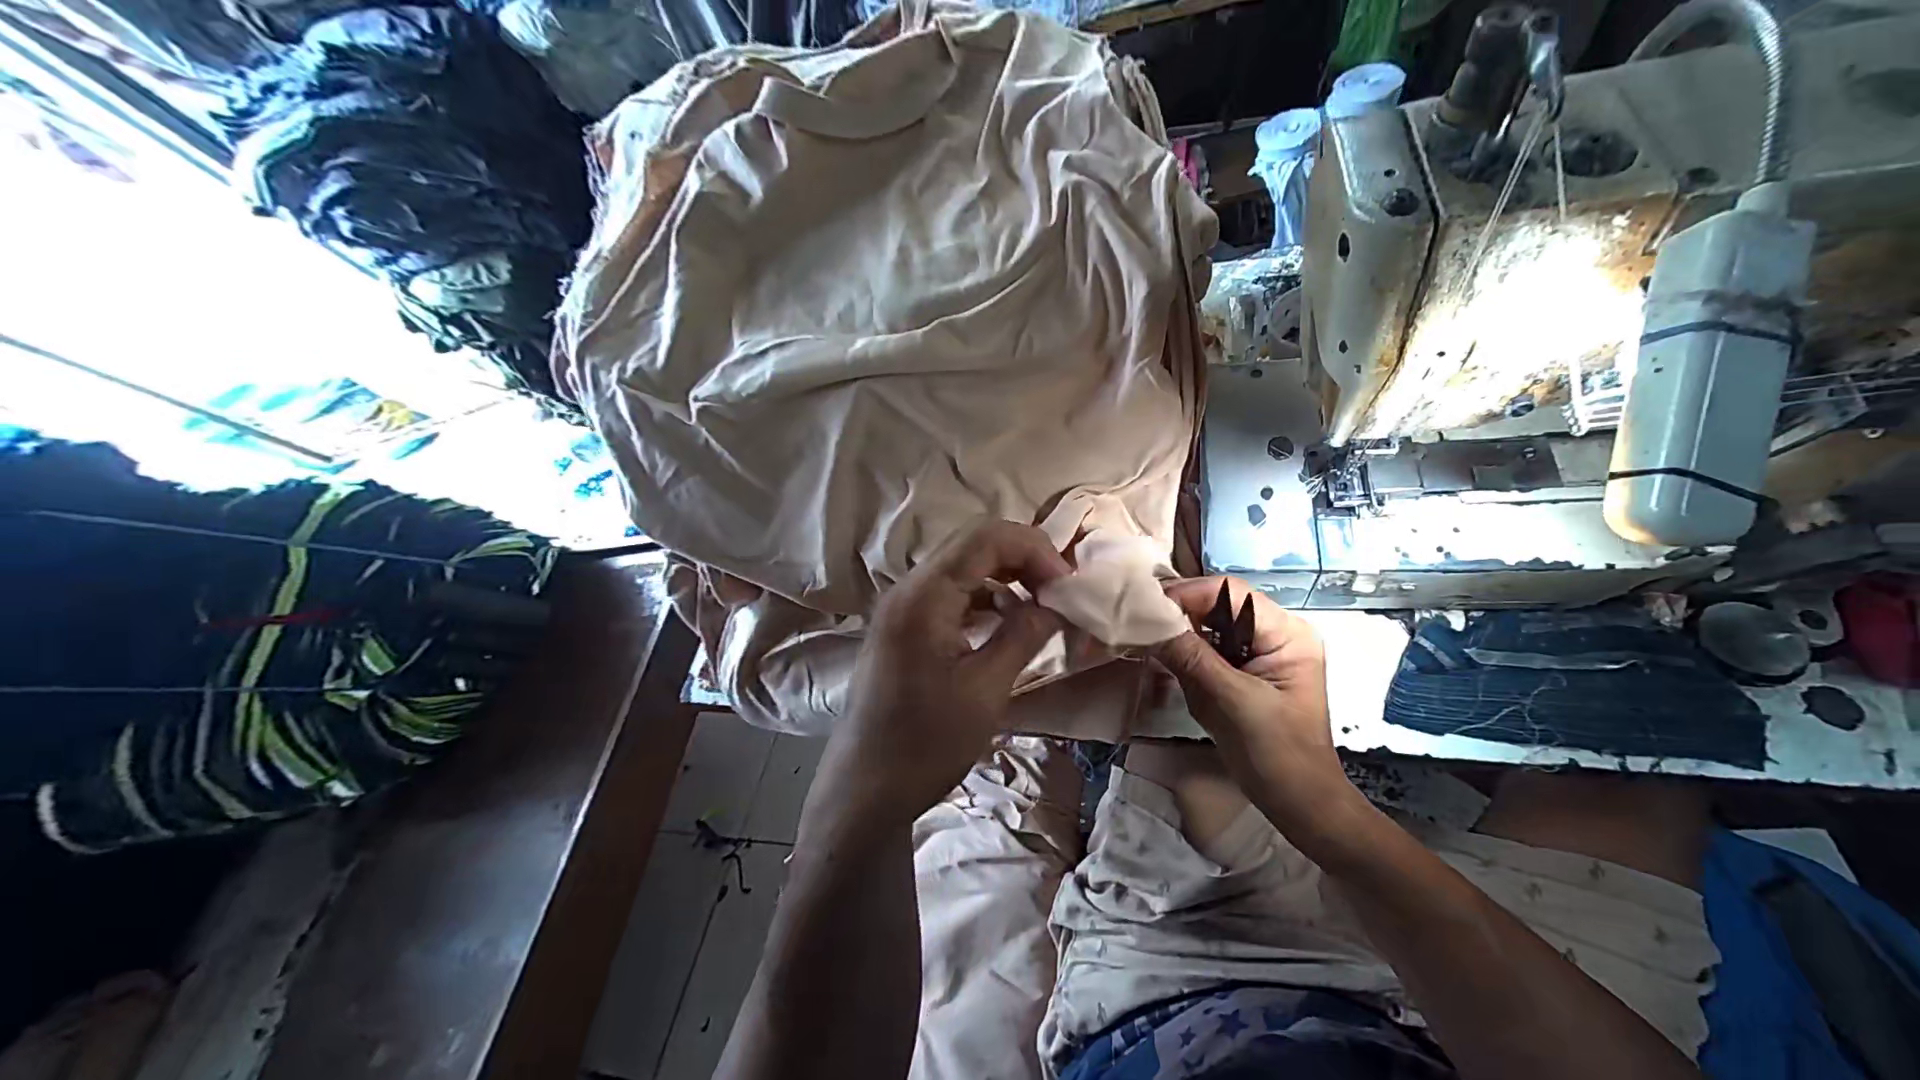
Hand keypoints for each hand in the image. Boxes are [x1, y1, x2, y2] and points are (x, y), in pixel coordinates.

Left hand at [818, 519, 1070, 823]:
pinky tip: (1007, 624)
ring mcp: (901, 608)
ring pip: (961, 568)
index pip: (985, 538)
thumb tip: (1056, 604)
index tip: (1065, 585)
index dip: (1034, 548)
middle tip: (1059, 592)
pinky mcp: (902, 628)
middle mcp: (907, 590)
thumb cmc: (926, 744)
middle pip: (972, 545)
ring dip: (1005, 577)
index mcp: (922, 597)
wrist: (866, 789)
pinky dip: (984, 599)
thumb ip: (1023, 635)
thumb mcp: (986, 690)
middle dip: (1023, 558)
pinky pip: (949, 595)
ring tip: (1041, 608)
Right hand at [1153, 577, 1360, 846]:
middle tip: (1140, 626)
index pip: (1229, 592)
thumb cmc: (1276, 755)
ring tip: (1150, 645)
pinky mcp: (1245, 671)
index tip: (1147, 610)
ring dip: (1181, 636)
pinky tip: (1169, 665)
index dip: (1186, 595)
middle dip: (1180, 615)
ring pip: (1209, 627)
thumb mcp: (1230, 702)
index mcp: (1287, 633)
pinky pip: (1209, 649)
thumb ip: (1189, 657)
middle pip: (1218, 605)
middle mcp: (1275, 633)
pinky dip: (1187, 654)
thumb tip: (1148, 620)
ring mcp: (1260, 652)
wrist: (1300, 806)